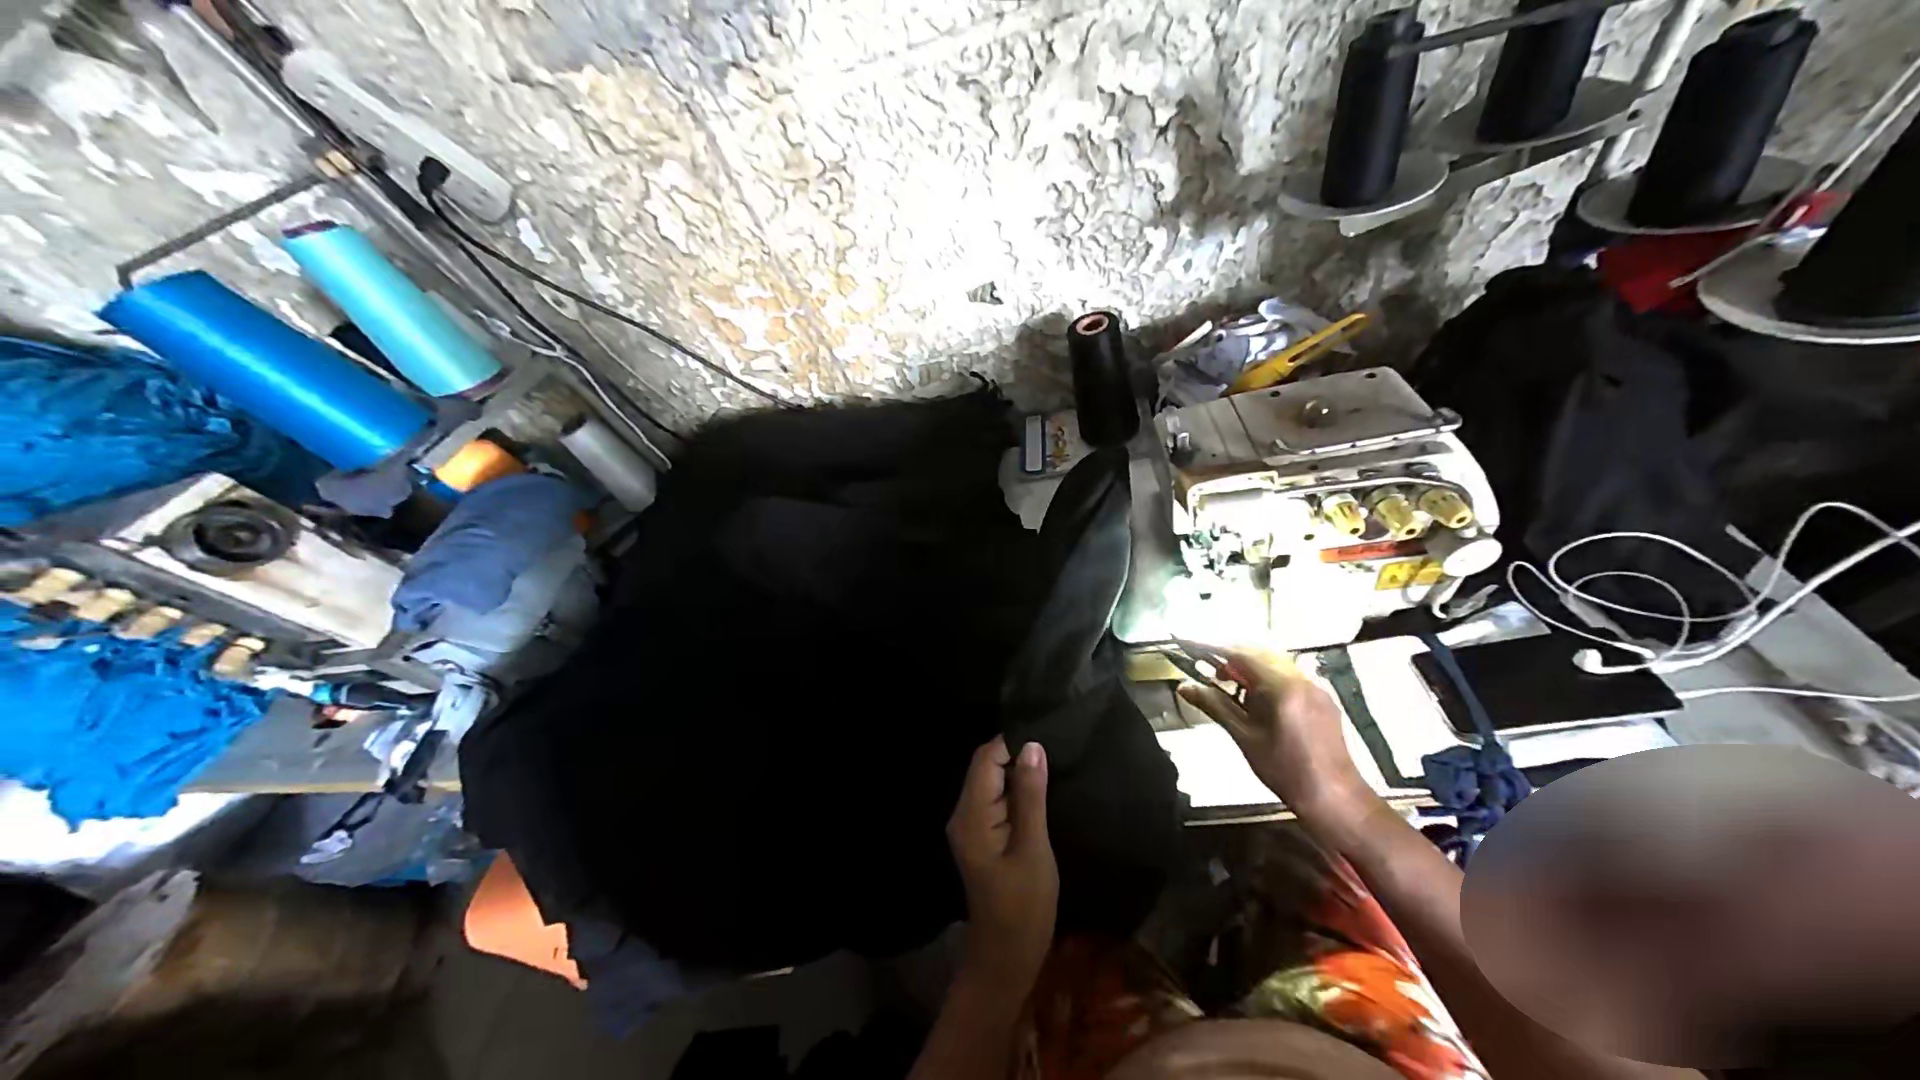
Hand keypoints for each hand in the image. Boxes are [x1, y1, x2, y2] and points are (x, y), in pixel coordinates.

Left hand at [946, 736, 1058, 991]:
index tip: (1047, 734)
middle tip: (1056, 748)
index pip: (986, 759)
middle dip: (1016, 754)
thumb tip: (1033, 746)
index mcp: (971, 815)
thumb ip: (1031, 796)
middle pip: (985, 767)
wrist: (1005, 958)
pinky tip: (1040, 792)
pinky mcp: (981, 837)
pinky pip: (995, 800)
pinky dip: (1015, 792)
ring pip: (991, 783)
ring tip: (1053, 765)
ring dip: (1017, 773)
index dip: (1012, 742)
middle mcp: (963, 815)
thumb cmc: (1023, 906)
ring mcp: (969, 826)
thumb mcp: (1033, 848)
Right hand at [1176, 646, 1372, 823]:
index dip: (1215, 650)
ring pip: (1277, 664)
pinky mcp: (1324, 700)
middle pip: (1261, 654)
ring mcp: (1316, 688)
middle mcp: (1302, 679)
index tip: (1194, 651)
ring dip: (1252, 669)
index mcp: (1282, 687)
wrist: (1334, 797)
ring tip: (1233, 690)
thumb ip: (1215, 706)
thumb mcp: (1244, 737)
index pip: (1243, 655)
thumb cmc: (1284, 769)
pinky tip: (1260, 702)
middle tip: (1211, 676)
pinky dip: (1269, 680)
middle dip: (1233, 660)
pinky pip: (1291, 677)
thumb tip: (1184, 687)